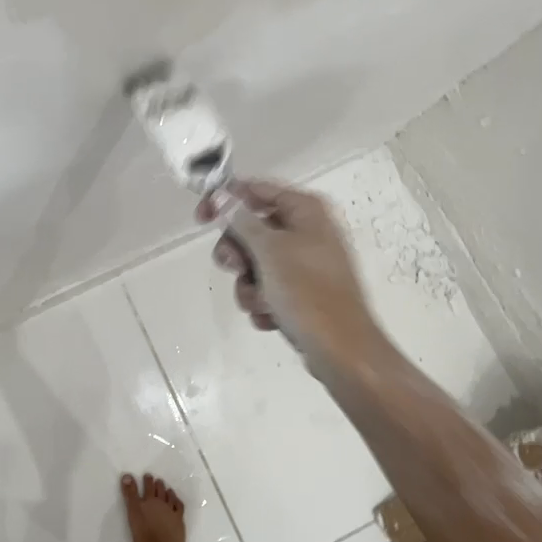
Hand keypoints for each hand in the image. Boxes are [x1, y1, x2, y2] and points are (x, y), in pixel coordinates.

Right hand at [195, 179, 377, 357]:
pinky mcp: (303, 292)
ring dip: (249, 284)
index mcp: (306, 210)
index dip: (225, 200)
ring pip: (256, 263)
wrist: (341, 351)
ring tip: (261, 302)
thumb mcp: (269, 251)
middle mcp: (308, 231)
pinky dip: (263, 301)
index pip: (256, 190)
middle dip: (238, 254)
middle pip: (252, 229)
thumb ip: (240, 220)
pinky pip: (268, 287)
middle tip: (235, 267)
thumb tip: (221, 194)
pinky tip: (272, 317)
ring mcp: (306, 264)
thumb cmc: (307, 293)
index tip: (200, 218)